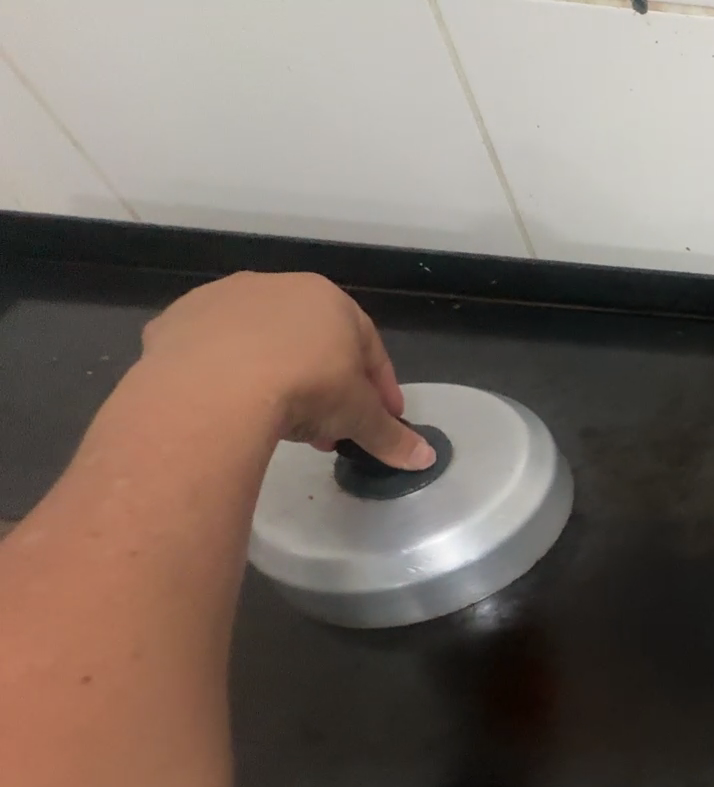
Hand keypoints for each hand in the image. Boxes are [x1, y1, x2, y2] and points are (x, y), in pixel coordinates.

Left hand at [139, 271, 434, 468]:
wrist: (211, 390)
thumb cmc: (309, 387)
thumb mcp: (364, 419)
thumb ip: (394, 436)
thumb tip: (427, 459)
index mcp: (330, 300)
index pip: (370, 349)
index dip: (381, 389)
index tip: (383, 419)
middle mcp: (276, 288)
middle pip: (317, 346)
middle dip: (331, 390)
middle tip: (336, 429)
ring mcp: (220, 300)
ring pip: (268, 347)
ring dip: (285, 383)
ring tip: (290, 425)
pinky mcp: (174, 321)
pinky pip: (219, 353)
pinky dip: (235, 377)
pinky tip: (242, 408)